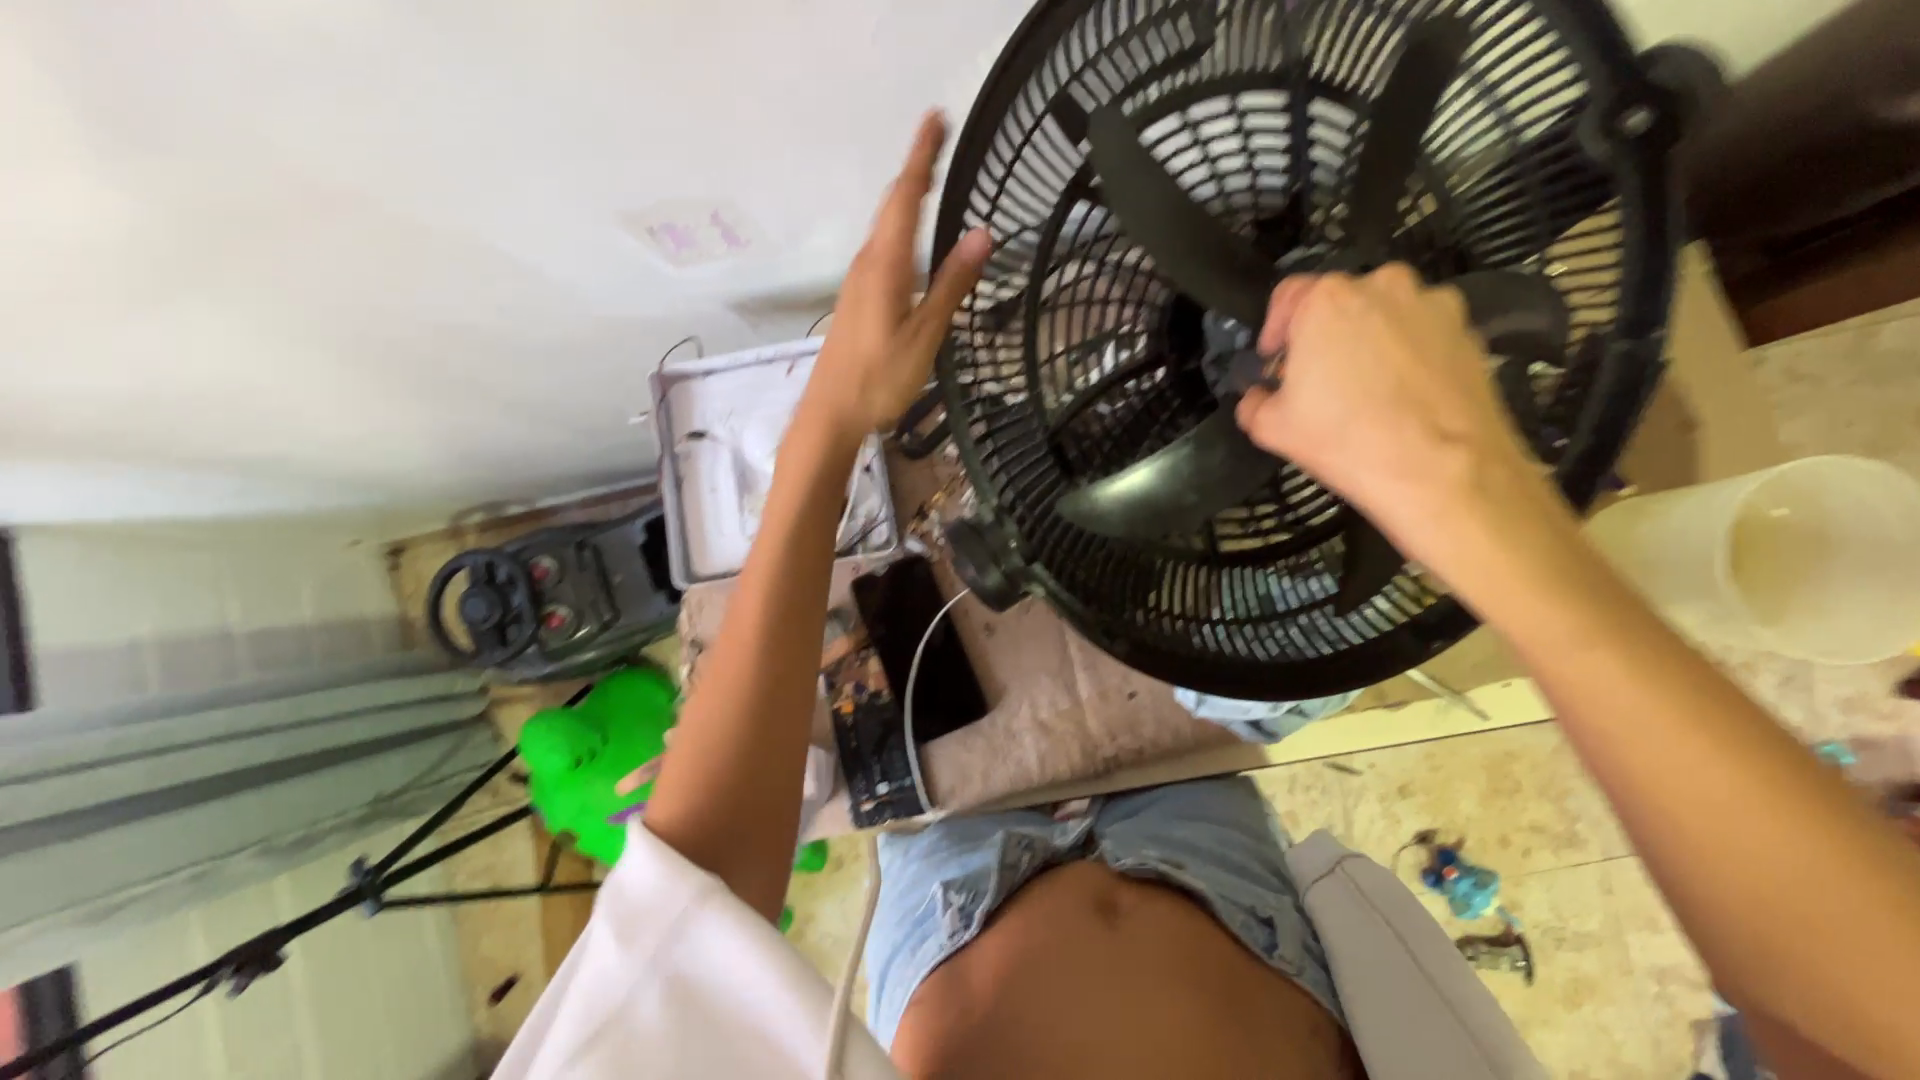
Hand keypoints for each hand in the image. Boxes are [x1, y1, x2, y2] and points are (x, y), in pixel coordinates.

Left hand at [804, 111, 992, 436]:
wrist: (829, 413)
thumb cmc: (879, 378)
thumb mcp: (924, 335)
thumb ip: (951, 285)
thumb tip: (982, 234)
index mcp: (885, 265)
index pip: (906, 196)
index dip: (921, 156)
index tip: (935, 118)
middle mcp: (867, 263)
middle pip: (891, 205)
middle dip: (915, 168)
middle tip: (938, 138)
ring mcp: (858, 280)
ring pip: (884, 227)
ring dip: (906, 197)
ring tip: (931, 177)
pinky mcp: (857, 298)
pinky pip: (882, 248)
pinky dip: (900, 227)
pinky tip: (912, 238)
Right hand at [1234, 265, 1547, 560]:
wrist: (1444, 470)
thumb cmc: (1349, 441)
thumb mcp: (1272, 429)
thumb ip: (1253, 403)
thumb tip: (1258, 398)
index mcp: (1326, 300)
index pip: (1287, 296)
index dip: (1275, 331)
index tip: (1274, 362)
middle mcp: (1381, 286)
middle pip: (1339, 302)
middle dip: (1324, 335)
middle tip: (1319, 379)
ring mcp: (1431, 305)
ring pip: (1385, 315)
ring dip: (1369, 340)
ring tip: (1366, 388)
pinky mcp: (1467, 330)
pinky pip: (1423, 334)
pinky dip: (1409, 355)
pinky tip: (1403, 396)